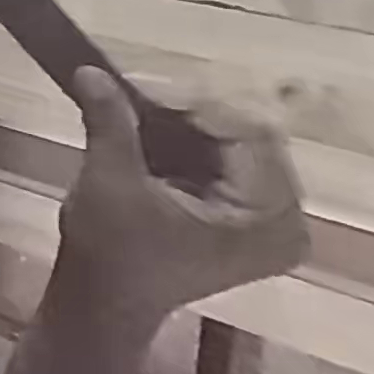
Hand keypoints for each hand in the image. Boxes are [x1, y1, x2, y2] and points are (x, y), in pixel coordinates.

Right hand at [57, 68, 309, 325]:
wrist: (97, 303)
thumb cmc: (108, 250)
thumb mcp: (108, 181)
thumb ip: (110, 123)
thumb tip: (91, 70)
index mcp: (269, 216)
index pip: (248, 133)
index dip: (191, 102)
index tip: (133, 85)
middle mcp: (282, 217)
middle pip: (241, 138)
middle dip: (181, 113)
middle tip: (127, 93)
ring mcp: (259, 221)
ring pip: (224, 148)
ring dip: (175, 126)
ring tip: (127, 109)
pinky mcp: (232, 220)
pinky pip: (213, 166)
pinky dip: (176, 145)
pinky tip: (139, 134)